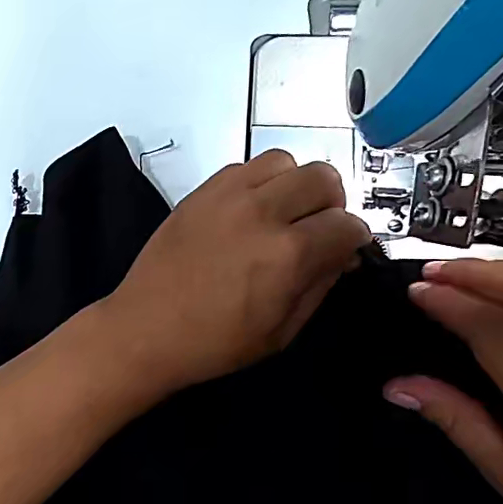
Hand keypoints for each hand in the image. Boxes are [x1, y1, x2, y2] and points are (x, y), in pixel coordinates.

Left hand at [101, 150, 371, 394]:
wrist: (146, 329)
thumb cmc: (215, 342)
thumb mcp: (282, 330)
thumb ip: (320, 284)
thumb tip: (342, 255)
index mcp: (288, 254)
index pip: (346, 224)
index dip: (356, 237)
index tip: (349, 247)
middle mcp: (262, 213)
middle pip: (323, 177)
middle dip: (332, 203)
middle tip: (319, 227)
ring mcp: (229, 195)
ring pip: (286, 161)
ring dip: (296, 184)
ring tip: (285, 213)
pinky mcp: (202, 191)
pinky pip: (246, 165)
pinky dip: (260, 182)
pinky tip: (251, 210)